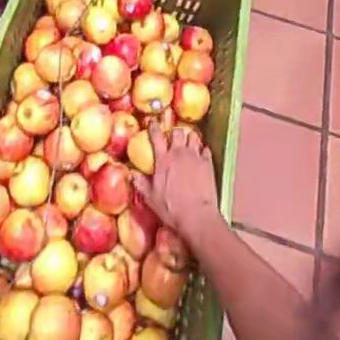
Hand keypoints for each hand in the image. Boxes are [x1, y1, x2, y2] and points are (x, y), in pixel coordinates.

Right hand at [132, 123, 219, 241]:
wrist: (197, 217)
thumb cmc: (171, 208)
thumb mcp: (151, 198)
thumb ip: (141, 184)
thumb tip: (131, 173)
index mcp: (163, 159)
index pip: (157, 136)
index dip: (154, 126)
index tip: (152, 122)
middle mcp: (179, 153)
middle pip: (177, 132)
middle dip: (175, 132)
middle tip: (174, 138)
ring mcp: (195, 156)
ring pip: (193, 136)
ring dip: (190, 138)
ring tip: (189, 143)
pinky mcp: (208, 163)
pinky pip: (206, 149)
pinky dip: (203, 150)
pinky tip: (202, 156)